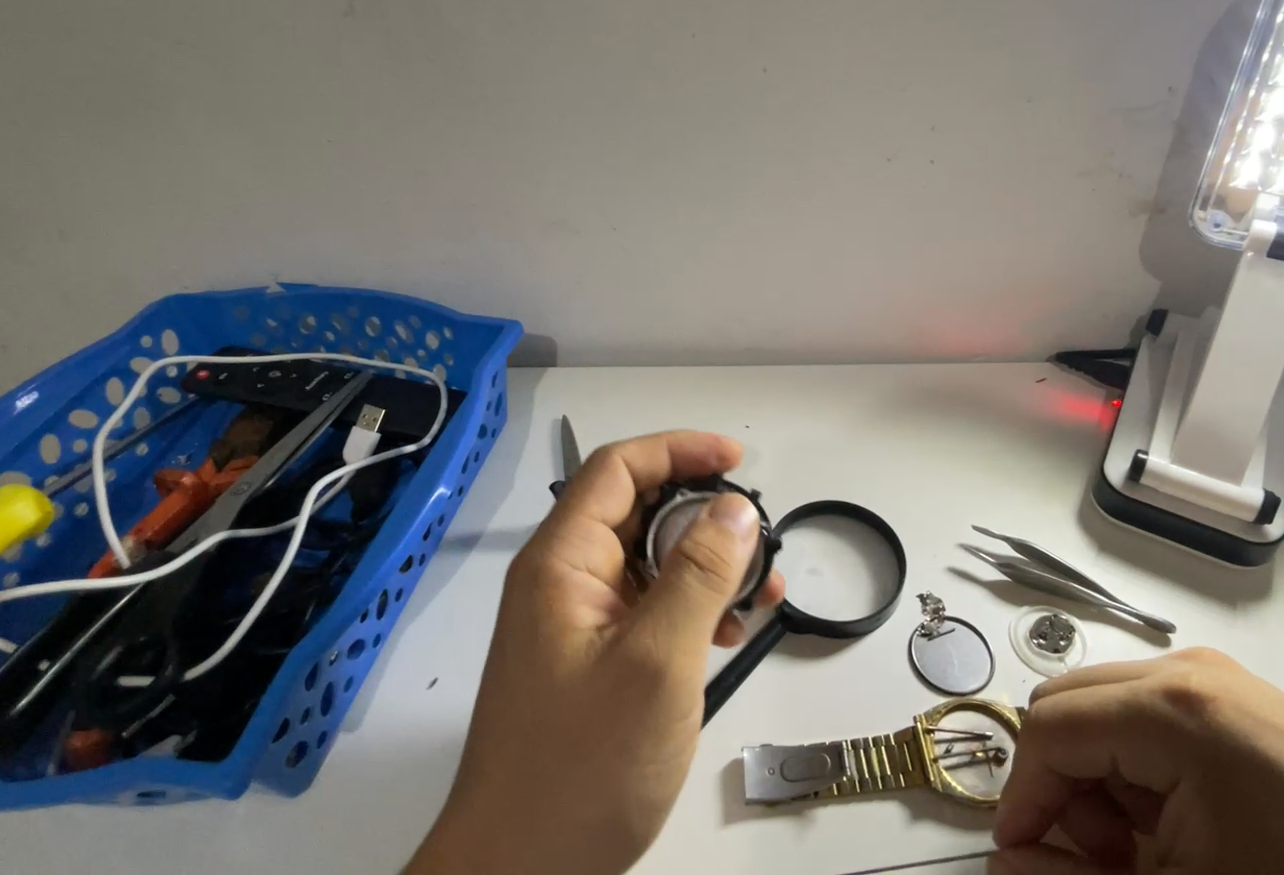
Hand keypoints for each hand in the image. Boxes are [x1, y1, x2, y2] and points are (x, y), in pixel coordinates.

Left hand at [407, 431, 783, 874]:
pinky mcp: (595, 657)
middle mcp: (565, 580)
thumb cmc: (580, 768)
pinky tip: (731, 627)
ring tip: (761, 585)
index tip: (737, 459)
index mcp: (561, 562)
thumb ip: (699, 576)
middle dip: (702, 511)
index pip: (618, 469)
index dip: (679, 450)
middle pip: (637, 510)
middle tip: (758, 534)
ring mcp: (578, 621)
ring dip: (706, 563)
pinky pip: (649, 605)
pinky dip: (693, 605)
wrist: (522, 869)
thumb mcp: (656, 663)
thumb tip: (735, 507)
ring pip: (649, 560)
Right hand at [991, 649, 1283, 874]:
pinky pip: (1152, 720)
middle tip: (1096, 862)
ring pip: (1106, 711)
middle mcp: (1185, 671)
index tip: (1022, 859)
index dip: (1023, 796)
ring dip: (1101, 781)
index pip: (1049, 729)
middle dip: (1062, 785)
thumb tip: (1003, 867)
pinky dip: (1140, 772)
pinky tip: (1181, 833)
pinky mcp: (1244, 702)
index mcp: (1170, 706)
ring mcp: (1219, 680)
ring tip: (1145, 856)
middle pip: (1068, 706)